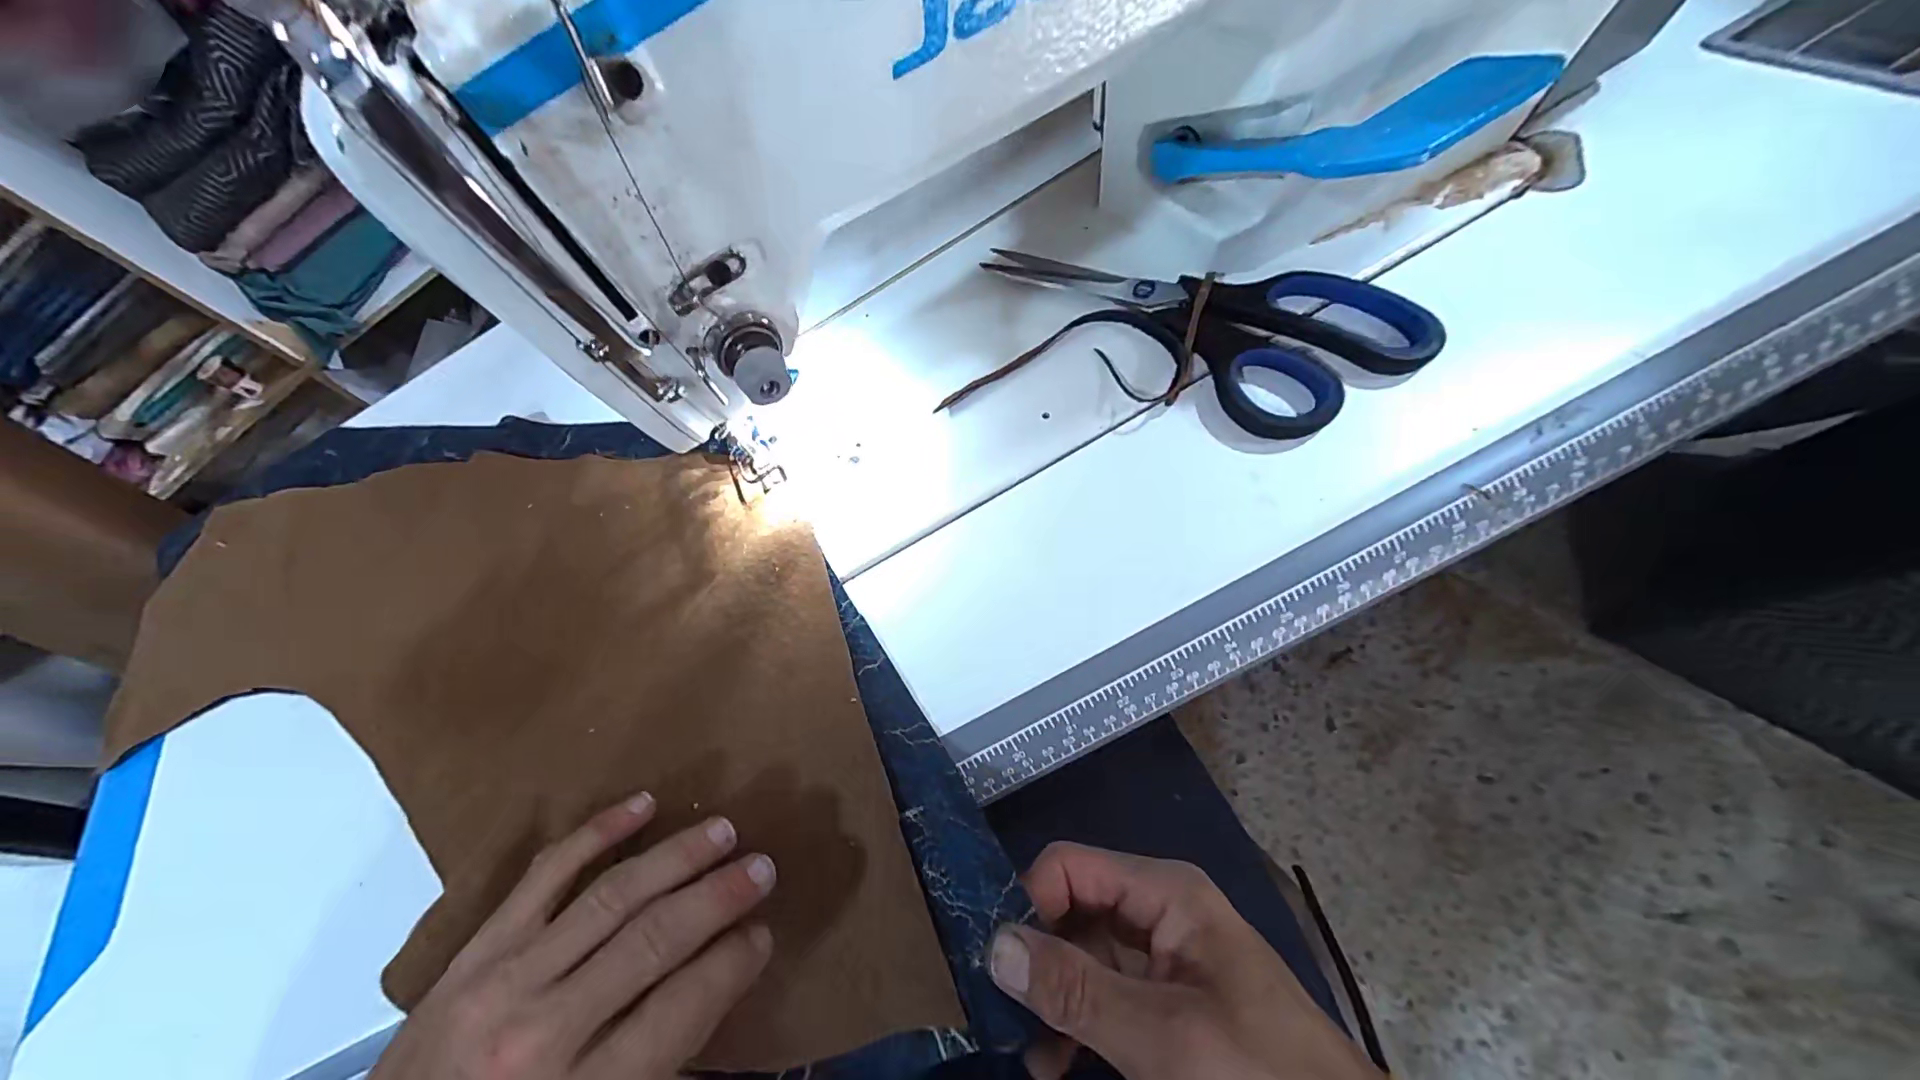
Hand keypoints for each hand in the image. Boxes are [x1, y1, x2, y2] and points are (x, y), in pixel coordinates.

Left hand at [371, 792, 776, 1079]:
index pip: (682, 1006)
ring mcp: (501, 982)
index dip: (734, 961)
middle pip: (653, 940)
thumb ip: (658, 1058)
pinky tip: (642, 804)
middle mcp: (543, 1032)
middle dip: (720, 896)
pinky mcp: (472, 953)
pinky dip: (595, 834)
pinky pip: (543, 877)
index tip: (764, 932)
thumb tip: (720, 976)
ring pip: (611, 897)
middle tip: (763, 867)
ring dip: (676, 856)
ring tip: (725, 830)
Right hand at [989, 843, 1380, 1079]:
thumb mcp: (1164, 1037)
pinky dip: (1077, 1023)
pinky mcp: (1168, 1000)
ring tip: (1035, 1060)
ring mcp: (1163, 956)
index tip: (999, 969)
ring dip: (1052, 1001)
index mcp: (1165, 892)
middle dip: (1037, 961)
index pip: (1069, 866)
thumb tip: (993, 943)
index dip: (1029, 905)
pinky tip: (1060, 1063)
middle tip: (1004, 1021)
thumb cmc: (1260, 1075)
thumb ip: (1078, 991)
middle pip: (1071, 910)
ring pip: (1082, 956)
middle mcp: (1159, 910)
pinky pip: (1104, 994)